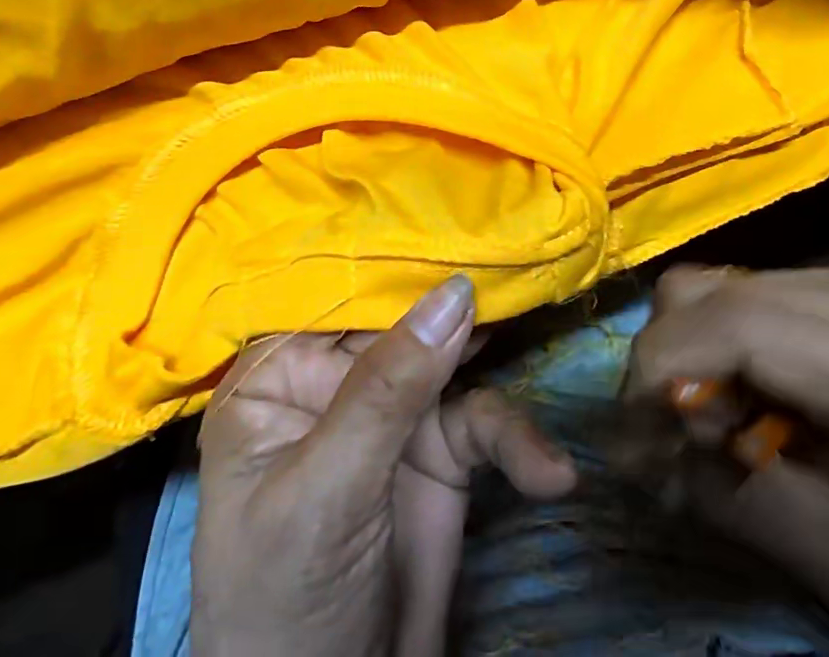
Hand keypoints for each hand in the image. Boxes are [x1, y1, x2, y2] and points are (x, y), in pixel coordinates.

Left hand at [192, 276, 577, 656]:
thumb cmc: (283, 598)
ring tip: (535, 437)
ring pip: (460, 370)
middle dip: (464, 317)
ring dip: (504, 400)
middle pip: (410, 324)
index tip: (463, 230)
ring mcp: (396, 416)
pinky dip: (522, 448)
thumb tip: (454, 290)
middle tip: (521, 292)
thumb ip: (388, 389)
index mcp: (279, 379)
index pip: (339, 299)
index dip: (398, 265)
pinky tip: (549, 475)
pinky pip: (490, 425)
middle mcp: (338, 384)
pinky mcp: (444, 453)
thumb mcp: (325, 490)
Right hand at [625, 267, 828, 656]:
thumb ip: (734, 491)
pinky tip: (742, 395)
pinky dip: (716, 342)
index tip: (634, 435)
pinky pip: (744, 293)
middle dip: (671, 363)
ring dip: (692, 352)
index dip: (668, 363)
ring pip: (726, 283)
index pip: (754, 327)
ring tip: (716, 423)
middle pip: (730, 293)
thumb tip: (642, 430)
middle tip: (675, 442)